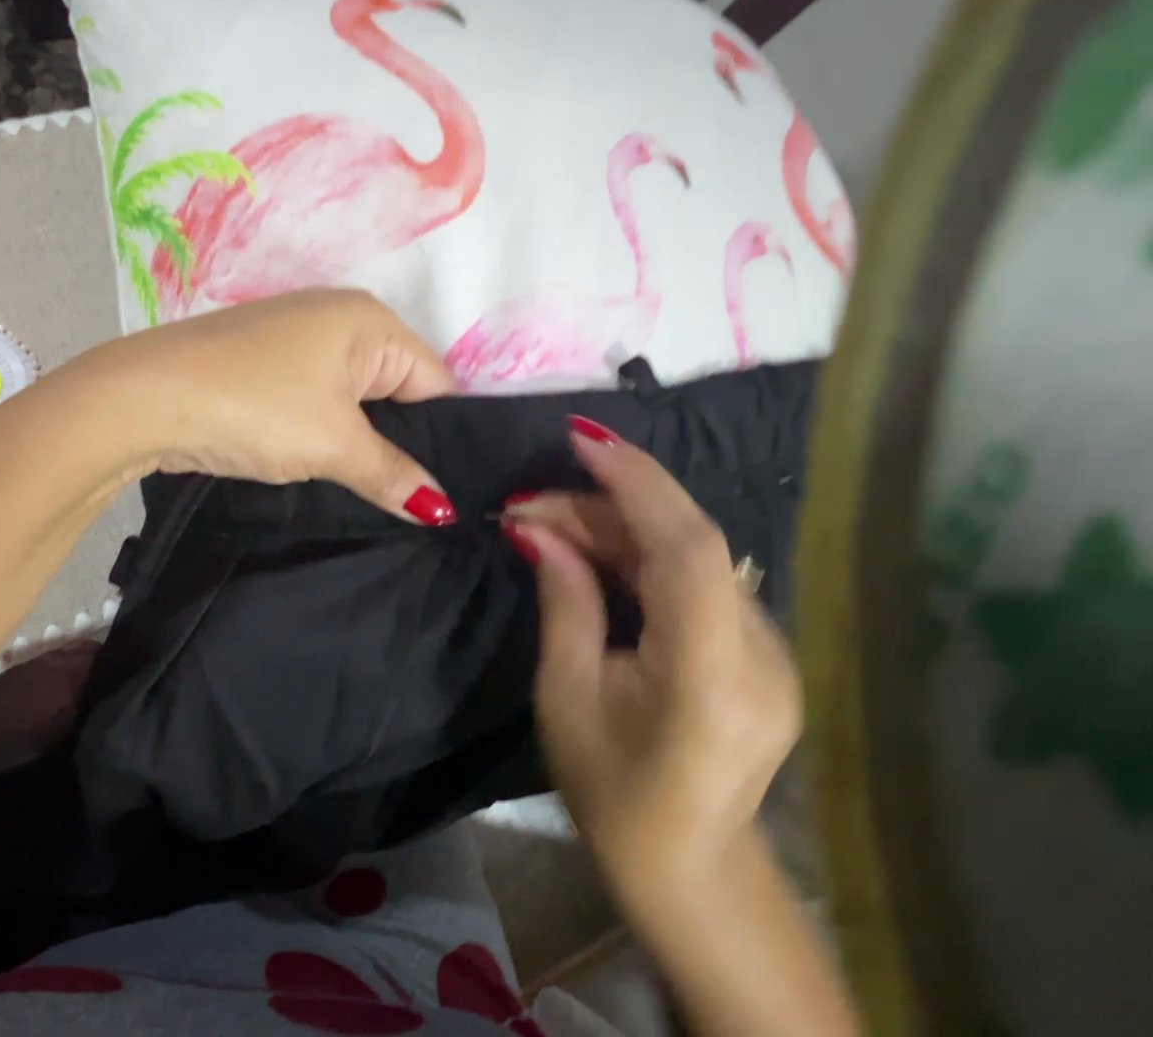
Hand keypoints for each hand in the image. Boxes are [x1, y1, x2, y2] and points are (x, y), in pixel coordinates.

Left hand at [83, 288, 459, 523]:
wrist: (145, 398)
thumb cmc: (254, 408)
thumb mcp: (332, 445)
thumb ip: (392, 475)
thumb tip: (442, 508)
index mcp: (369, 320)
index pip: (435, 382)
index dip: (444, 439)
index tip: (447, 493)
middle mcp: (336, 317)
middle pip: (394, 388)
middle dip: (401, 443)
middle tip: (413, 502)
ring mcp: (292, 339)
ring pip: (350, 399)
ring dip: (358, 442)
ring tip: (371, 493)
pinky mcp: (258, 364)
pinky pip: (312, 400)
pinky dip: (321, 433)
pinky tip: (320, 468)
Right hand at [502, 425, 801, 889]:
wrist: (687, 863)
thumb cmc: (611, 791)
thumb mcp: (566, 696)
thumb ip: (563, 603)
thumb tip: (536, 529)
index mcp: (709, 672)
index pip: (689, 549)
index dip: (638, 485)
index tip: (580, 442)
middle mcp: (760, 652)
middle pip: (690, 544)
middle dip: (609, 505)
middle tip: (531, 503)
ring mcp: (773, 652)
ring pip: (698, 557)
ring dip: (623, 527)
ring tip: (551, 521)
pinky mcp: (764, 653)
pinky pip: (703, 583)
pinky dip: (646, 556)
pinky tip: (598, 551)